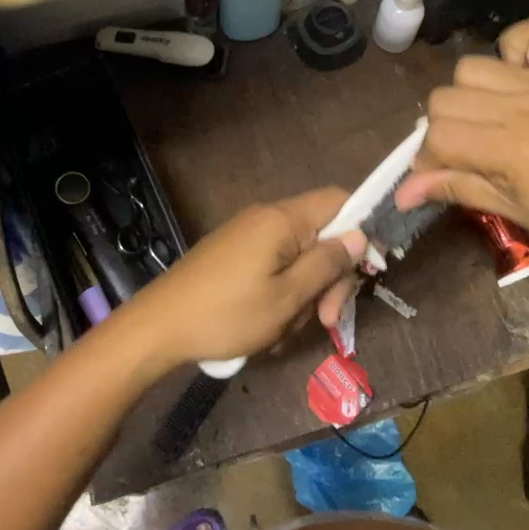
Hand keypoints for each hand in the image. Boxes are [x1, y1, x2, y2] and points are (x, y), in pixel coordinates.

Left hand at [117, 188, 364, 369]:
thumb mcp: (287, 297)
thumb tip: (360, 235)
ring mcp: (248, 235)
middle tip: (327, 320)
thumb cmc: (227, 314)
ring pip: (299, 257)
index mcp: (282, 219)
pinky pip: (274, 266)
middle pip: (321, 235)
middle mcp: (267, 217)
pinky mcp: (235, 254)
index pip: (339, 200)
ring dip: (304, 293)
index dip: (363, 228)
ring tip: (286, 329)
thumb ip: (327, 263)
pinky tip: (269, 325)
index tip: (369, 269)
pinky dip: (281, 294)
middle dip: (330, 278)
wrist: (159, 327)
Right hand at [394, 16, 528, 251]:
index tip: (438, 172)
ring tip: (487, 115)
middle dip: (443, 128)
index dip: (428, 158)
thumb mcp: (508, 207)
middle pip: (445, 99)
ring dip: (469, 93)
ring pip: (472, 68)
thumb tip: (401, 194)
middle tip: (464, 148)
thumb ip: (452, 188)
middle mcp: (522, 107)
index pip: (438, 136)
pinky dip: (516, 45)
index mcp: (509, 148)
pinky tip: (516, 73)